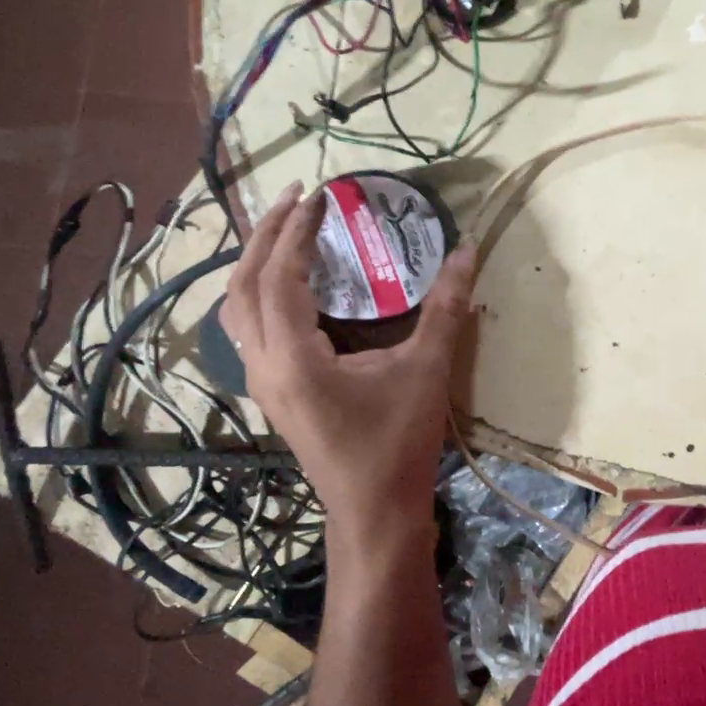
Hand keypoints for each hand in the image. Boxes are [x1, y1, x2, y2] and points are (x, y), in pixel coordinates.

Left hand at [220, 182, 477, 555]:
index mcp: (293, 357)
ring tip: (288, 231)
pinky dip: (265, 292)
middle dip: (265, 236)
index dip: (296, 230)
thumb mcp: (427, 369)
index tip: (320, 194)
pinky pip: (253, 328)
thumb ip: (445, 307)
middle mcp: (263, 364)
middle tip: (296, 198)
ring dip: (258, 263)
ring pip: (239, 309)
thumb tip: (466, 250)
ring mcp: (263, 381)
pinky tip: (297, 286)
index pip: (279, 276)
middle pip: (243, 286)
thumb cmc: (397, 441)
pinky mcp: (275, 391)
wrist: (374, 511)